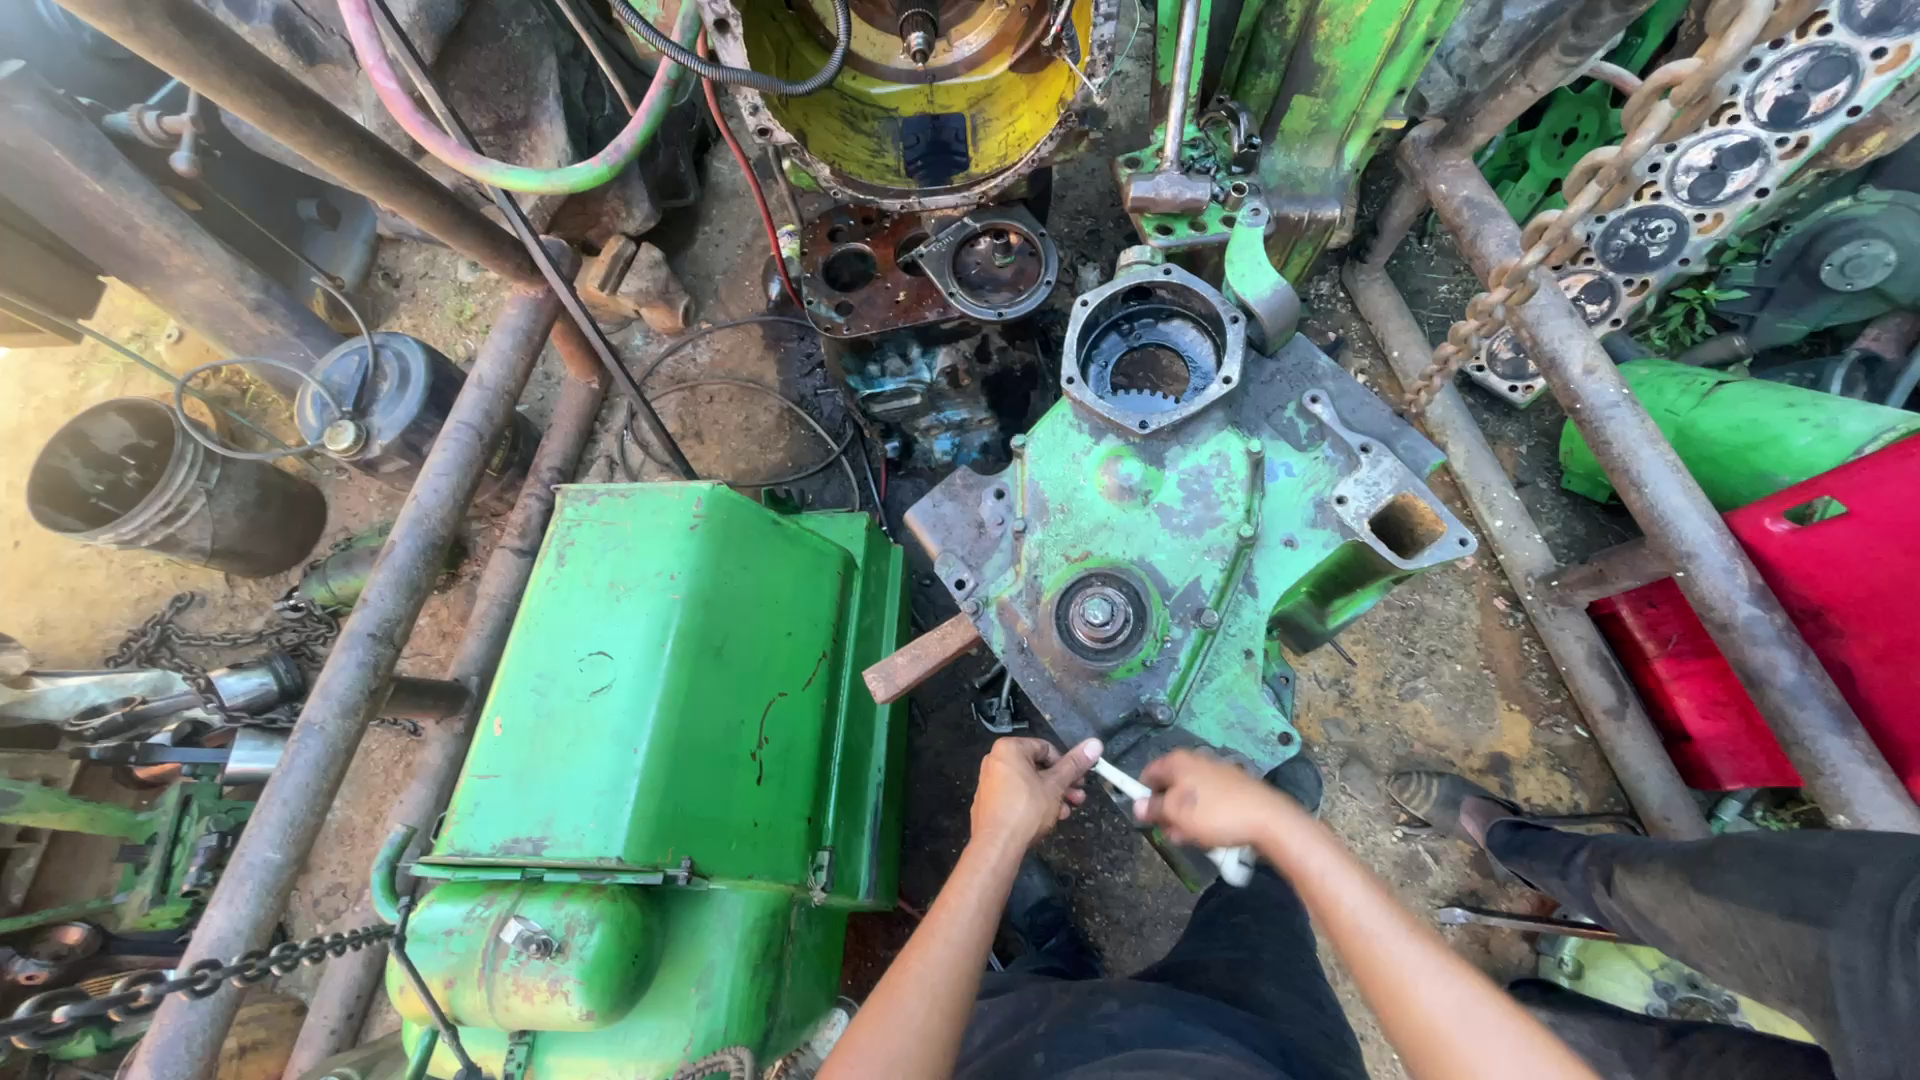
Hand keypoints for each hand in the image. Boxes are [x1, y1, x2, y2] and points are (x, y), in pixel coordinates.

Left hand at [970, 737, 1101, 851]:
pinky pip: (1016, 795)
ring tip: (1066, 812)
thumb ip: (1074, 764)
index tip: (1079, 781)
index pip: (1045, 748)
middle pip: (1037, 767)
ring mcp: (990, 782)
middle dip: (1061, 784)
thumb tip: (1095, 743)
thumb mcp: (1056, 785)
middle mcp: (996, 760)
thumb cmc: (1027, 808)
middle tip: (1078, 798)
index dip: (1066, 764)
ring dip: (1051, 796)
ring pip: (1028, 783)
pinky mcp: (989, 801)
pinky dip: (1033, 803)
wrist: (997, 845)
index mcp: (1009, 749)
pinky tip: (1048, 819)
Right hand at [1133, 749, 1295, 847]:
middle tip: (1172, 833)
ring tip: (1194, 838)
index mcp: (1178, 761)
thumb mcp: (1177, 814)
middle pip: (1171, 787)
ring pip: (1191, 798)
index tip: (1146, 816)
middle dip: (1168, 812)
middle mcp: (1196, 761)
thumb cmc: (1215, 813)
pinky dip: (1206, 817)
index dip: (1142, 794)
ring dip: (1187, 819)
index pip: (1149, 773)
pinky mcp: (1234, 788)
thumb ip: (1153, 808)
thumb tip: (1137, 805)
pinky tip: (1213, 834)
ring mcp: (1217, 773)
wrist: (1268, 819)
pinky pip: (1210, 802)